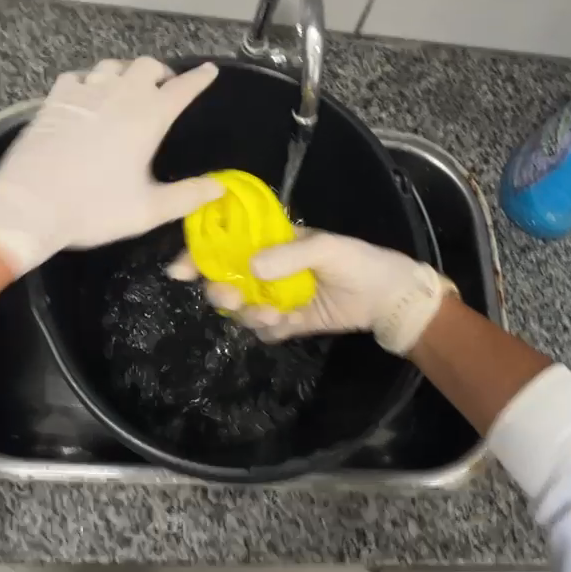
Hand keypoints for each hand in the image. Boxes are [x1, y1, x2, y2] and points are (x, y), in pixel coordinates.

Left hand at [0, 57, 223, 274]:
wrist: (29, 204)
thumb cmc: (94, 208)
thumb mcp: (149, 210)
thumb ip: (188, 196)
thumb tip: (220, 187)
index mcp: (149, 117)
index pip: (183, 88)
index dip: (200, 78)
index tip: (209, 71)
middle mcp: (120, 94)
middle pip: (147, 65)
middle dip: (162, 72)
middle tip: (165, 88)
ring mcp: (85, 92)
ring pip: (112, 64)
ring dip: (126, 72)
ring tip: (127, 88)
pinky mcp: (56, 98)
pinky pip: (78, 76)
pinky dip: (90, 81)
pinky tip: (87, 96)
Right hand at [170, 230, 452, 355]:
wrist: (390, 299)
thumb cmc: (360, 261)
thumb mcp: (328, 248)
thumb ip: (290, 255)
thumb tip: (252, 268)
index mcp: (272, 242)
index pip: (227, 244)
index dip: (199, 254)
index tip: (180, 270)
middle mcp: (268, 268)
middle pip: (225, 280)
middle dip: (220, 290)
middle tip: (233, 297)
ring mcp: (276, 296)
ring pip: (241, 308)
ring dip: (247, 313)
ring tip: (270, 315)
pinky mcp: (289, 321)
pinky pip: (264, 329)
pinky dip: (268, 329)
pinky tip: (284, 324)